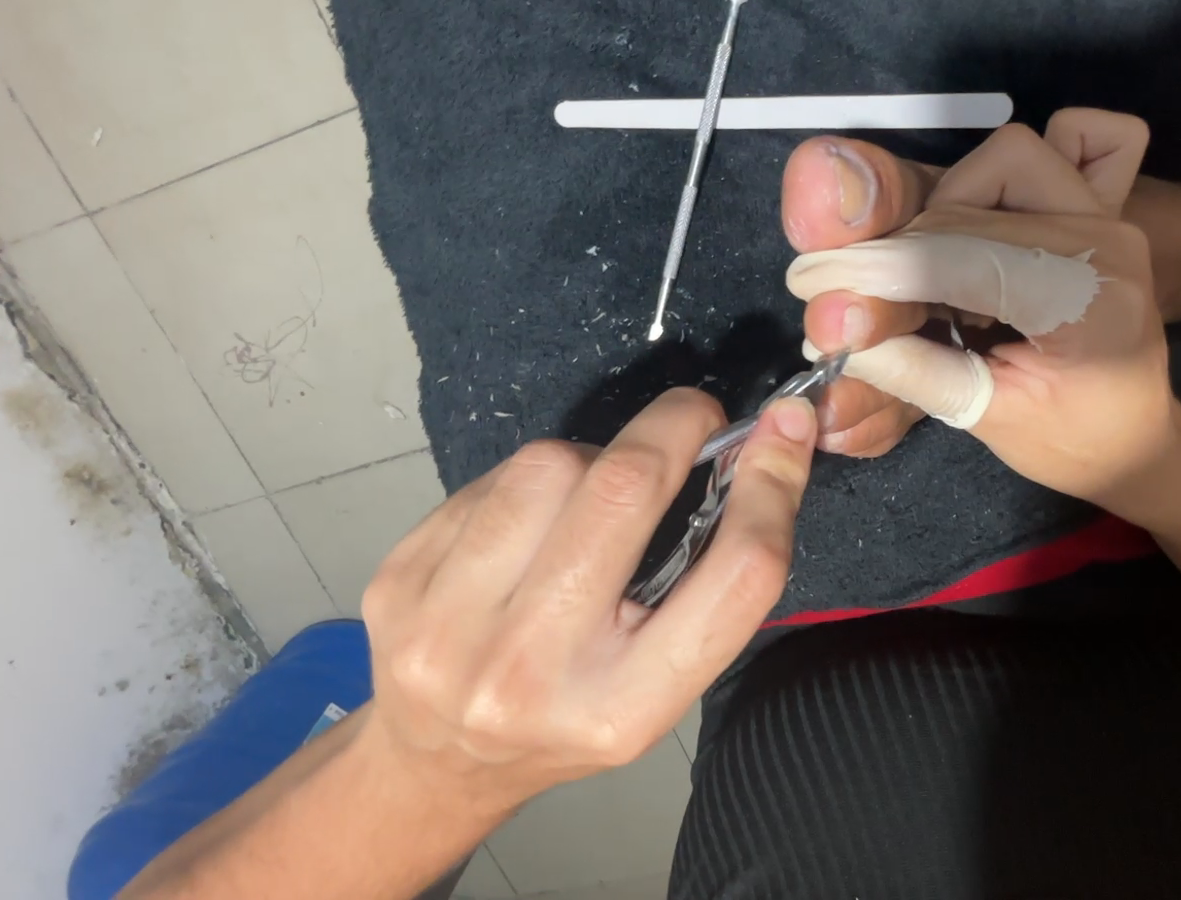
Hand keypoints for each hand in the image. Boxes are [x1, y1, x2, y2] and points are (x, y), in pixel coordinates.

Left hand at [357, 389, 817, 819]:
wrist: (436, 762)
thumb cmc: (576, 711)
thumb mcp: (662, 678)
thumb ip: (714, 577)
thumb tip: (767, 444)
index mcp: (626, 707)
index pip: (733, 576)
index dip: (772, 487)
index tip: (783, 429)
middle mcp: (532, 674)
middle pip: (624, 491)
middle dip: (674, 426)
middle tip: (695, 417)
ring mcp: (448, 626)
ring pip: (549, 464)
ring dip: (594, 458)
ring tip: (593, 497)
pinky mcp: (397, 580)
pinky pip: (493, 477)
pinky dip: (532, 480)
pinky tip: (530, 523)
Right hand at [780, 108, 1151, 456]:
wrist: (1136, 437)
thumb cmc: (1072, 442)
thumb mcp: (988, 419)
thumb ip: (911, 368)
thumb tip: (830, 329)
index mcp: (1086, 302)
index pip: (961, 258)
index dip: (879, 269)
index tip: (813, 282)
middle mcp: (1105, 237)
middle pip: (971, 203)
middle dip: (901, 248)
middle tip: (862, 300)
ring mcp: (1110, 213)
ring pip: (1007, 158)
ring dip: (951, 206)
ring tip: (936, 269)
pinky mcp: (1101, 204)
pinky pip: (1081, 137)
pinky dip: (1028, 166)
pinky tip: (994, 214)